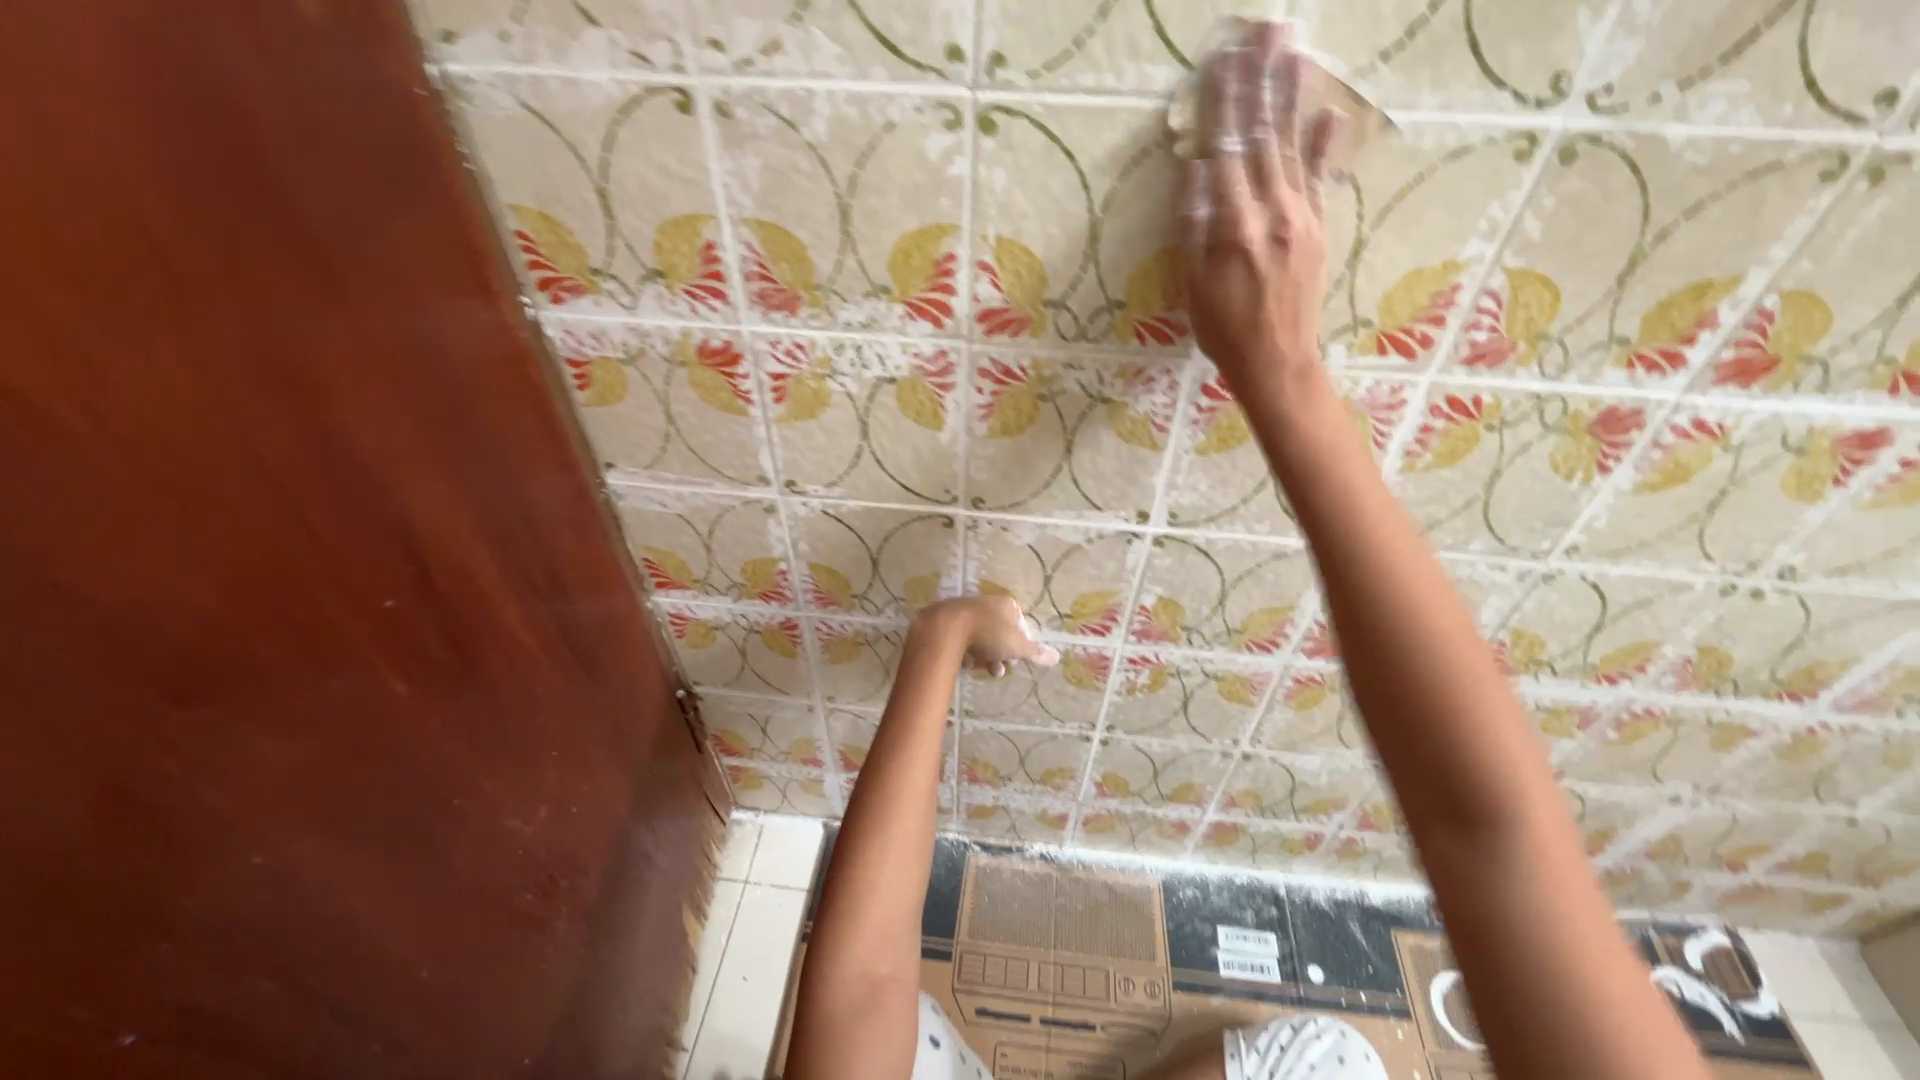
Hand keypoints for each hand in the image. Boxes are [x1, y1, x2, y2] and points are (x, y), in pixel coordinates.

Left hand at [917, 594, 1059, 676]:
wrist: (946, 628)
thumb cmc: (988, 634)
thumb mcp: (1017, 646)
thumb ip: (1035, 652)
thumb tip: (1057, 656)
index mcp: (1006, 605)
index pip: (1020, 624)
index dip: (1021, 644)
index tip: (1017, 660)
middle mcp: (986, 603)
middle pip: (999, 633)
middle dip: (1001, 654)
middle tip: (999, 670)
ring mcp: (966, 610)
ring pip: (980, 637)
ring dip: (984, 656)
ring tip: (981, 670)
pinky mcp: (947, 620)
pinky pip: (962, 638)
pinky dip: (965, 651)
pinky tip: (964, 662)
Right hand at [1179, 22, 1340, 395]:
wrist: (1277, 361)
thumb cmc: (1222, 328)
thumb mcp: (1193, 282)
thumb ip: (1194, 223)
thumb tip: (1196, 167)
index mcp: (1235, 224)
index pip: (1227, 147)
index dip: (1224, 101)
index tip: (1222, 56)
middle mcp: (1273, 210)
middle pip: (1264, 135)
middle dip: (1261, 81)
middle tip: (1265, 31)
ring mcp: (1302, 216)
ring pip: (1293, 146)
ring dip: (1291, 96)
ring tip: (1292, 52)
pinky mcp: (1319, 228)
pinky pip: (1320, 177)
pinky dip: (1322, 144)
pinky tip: (1328, 113)